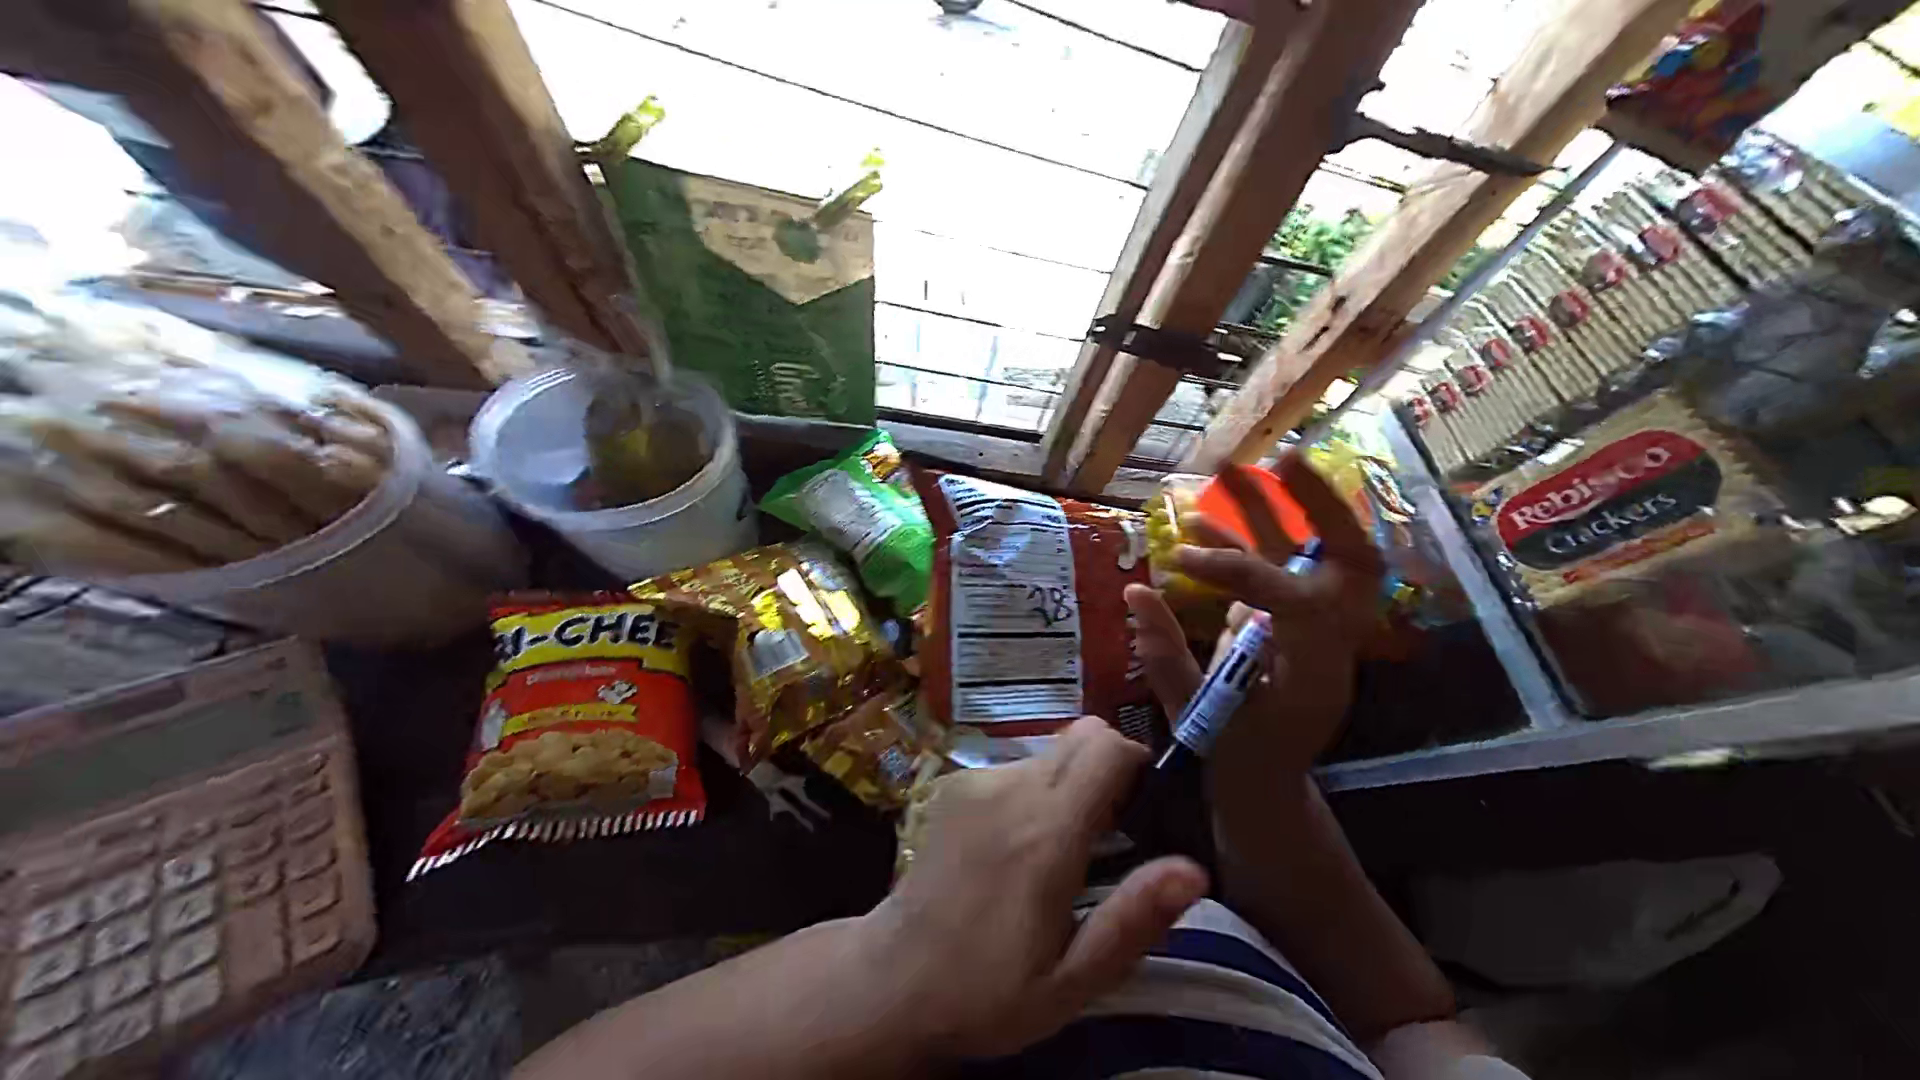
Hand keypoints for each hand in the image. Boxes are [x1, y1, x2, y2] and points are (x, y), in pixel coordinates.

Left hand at [866, 717, 1207, 1061]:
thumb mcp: (1073, 979)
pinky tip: (1016, 842)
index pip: (1106, 747)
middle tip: (1109, 832)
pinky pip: (1014, 766)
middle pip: (1081, 735)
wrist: (893, 977)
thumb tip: (1195, 868)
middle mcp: (1010, 787)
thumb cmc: (989, 989)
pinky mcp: (951, 782)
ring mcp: (975, 779)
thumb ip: (1134, 918)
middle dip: (1108, 767)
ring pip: (1048, 751)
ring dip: (1069, 783)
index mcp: (1046, 830)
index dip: (1136, 763)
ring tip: (1059, 846)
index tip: (1145, 805)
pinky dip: (1032, 789)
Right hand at [1125, 453, 1384, 783]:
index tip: (1183, 562)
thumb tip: (1134, 592)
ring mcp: (1313, 628)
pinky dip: (1246, 541)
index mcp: (1315, 674)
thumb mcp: (1195, 714)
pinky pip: (1277, 571)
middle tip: (1283, 461)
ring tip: (1228, 469)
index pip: (1297, 605)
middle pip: (1351, 562)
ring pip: (1314, 556)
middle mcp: (1329, 642)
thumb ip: (1165, 654)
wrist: (1268, 780)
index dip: (1240, 574)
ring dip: (1276, 509)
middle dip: (1320, 508)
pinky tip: (1202, 519)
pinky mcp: (1290, 620)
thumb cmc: (1236, 756)